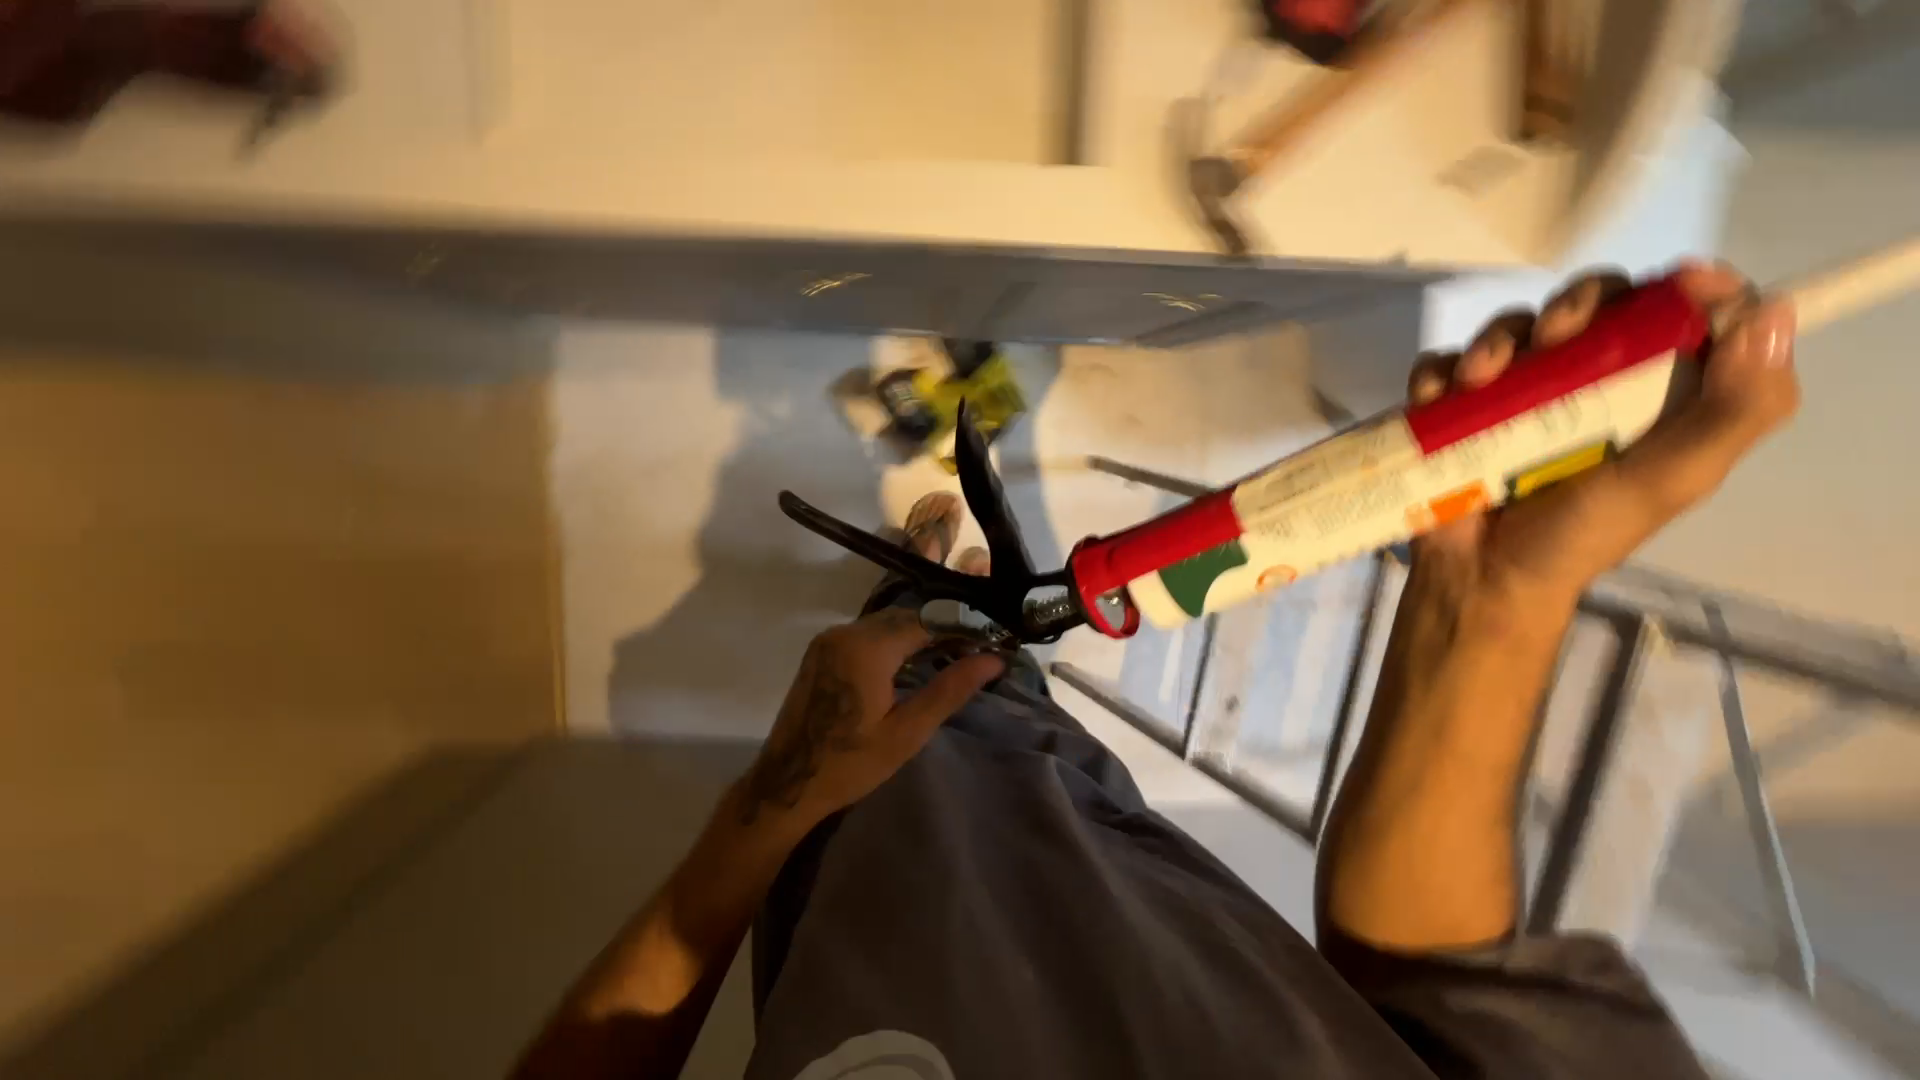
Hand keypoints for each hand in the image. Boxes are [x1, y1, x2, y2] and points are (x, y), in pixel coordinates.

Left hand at [735, 609, 1004, 832]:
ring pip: (886, 623)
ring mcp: (829, 639)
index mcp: (866, 647)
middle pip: (906, 617)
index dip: (962, 627)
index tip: (991, 642)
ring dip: (919, 635)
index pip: (927, 620)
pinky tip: (914, 664)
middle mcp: (845, 632)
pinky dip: (894, 642)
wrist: (786, 784)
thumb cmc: (850, 765)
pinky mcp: (822, 651)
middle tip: (976, 651)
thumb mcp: (907, 732)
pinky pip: (867, 634)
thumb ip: (950, 689)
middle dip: (942, 629)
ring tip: (952, 658)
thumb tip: (993, 659)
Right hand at [1407, 262, 1800, 607]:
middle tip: (1554, 333)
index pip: (1683, 316)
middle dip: (1575, 302)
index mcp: (1653, 395)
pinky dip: (1437, 372)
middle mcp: (1585, 383)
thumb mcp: (1673, 481)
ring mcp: (1514, 395)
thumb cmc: (1580, 535)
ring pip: (1511, 328)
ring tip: (1476, 380)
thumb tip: (1772, 312)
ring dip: (1493, 340)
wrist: (1483, 576)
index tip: (1677, 281)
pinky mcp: (1455, 410)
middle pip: (1593, 305)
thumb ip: (1733, 411)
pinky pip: (1443, 366)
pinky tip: (1435, 398)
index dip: (1687, 288)